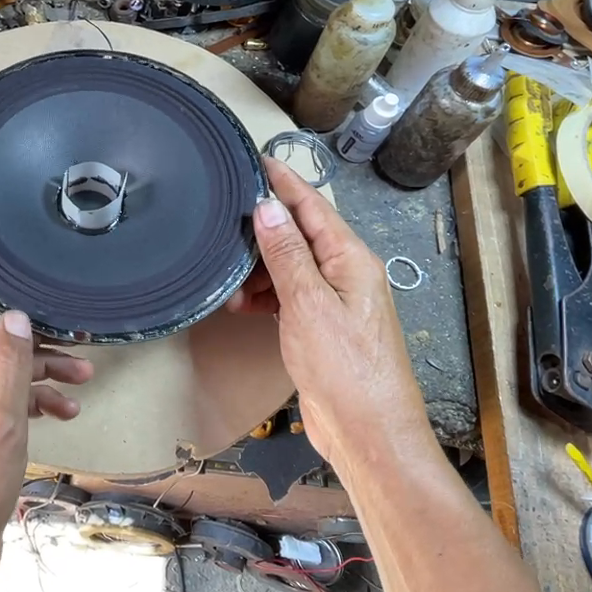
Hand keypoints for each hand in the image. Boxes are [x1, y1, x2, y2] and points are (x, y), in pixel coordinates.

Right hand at [229, 157, 429, 466]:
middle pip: (300, 234)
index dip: (284, 182)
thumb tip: (266, 208)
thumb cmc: (346, 368)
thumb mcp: (309, 305)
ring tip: (228, 280)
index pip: (313, 207)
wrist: (368, 433)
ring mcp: (334, 302)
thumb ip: (287, 255)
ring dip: (258, 268)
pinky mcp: (321, 326)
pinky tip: (243, 304)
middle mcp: (345, 274)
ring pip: (290, 266)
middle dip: (262, 229)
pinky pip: (288, 295)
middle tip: (223, 222)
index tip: (255, 159)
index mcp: (351, 260)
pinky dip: (265, 294)